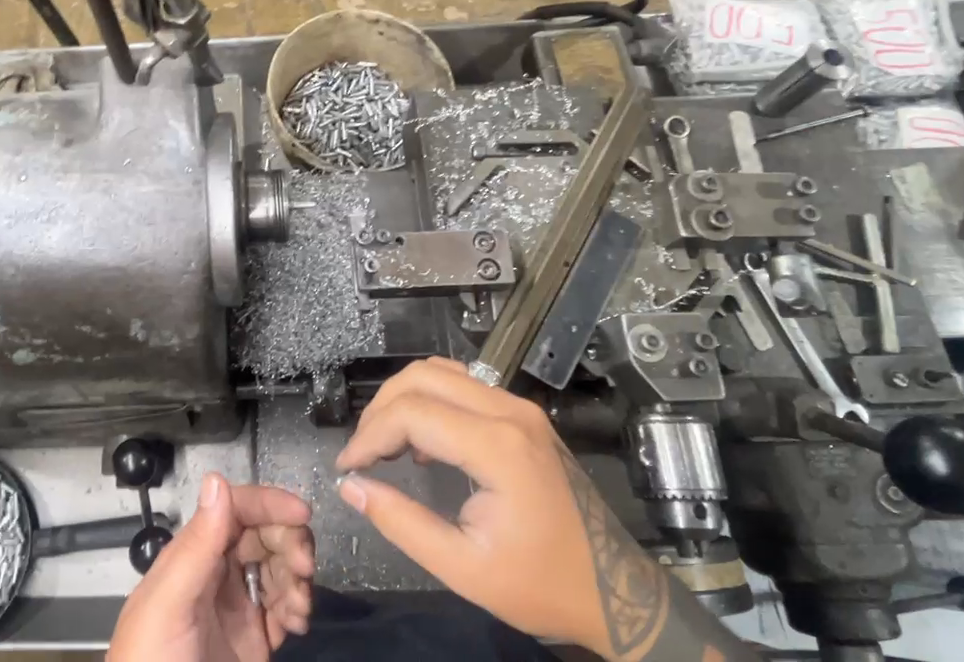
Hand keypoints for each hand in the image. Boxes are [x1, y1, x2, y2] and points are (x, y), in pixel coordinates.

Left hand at [108, 473, 315, 661]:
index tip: (302, 512)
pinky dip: (296, 608)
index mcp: (190, 558)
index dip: (267, 504)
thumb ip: (195, 547)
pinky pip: (282, 607)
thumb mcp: (167, 606)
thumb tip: (218, 480)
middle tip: (304, 569)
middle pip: (262, 534)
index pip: (233, 510)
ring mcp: (234, 608)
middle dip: (290, 542)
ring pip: (277, 568)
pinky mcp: (251, 641)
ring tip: (299, 610)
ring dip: (297, 578)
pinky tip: (296, 625)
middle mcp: (214, 575)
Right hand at [333, 358, 615, 652]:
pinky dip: (431, 400)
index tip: (348, 467)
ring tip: (385, 443)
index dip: (370, 435)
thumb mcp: (463, 568)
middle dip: (381, 409)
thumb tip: (351, 486)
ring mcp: (521, 410)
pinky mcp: (525, 417)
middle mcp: (510, 412)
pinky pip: (465, 386)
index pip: (412, 413)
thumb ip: (401, 522)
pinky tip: (422, 443)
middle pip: (423, 377)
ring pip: (443, 373)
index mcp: (498, 447)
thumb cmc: (541, 584)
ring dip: (404, 398)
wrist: (616, 591)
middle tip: (363, 452)